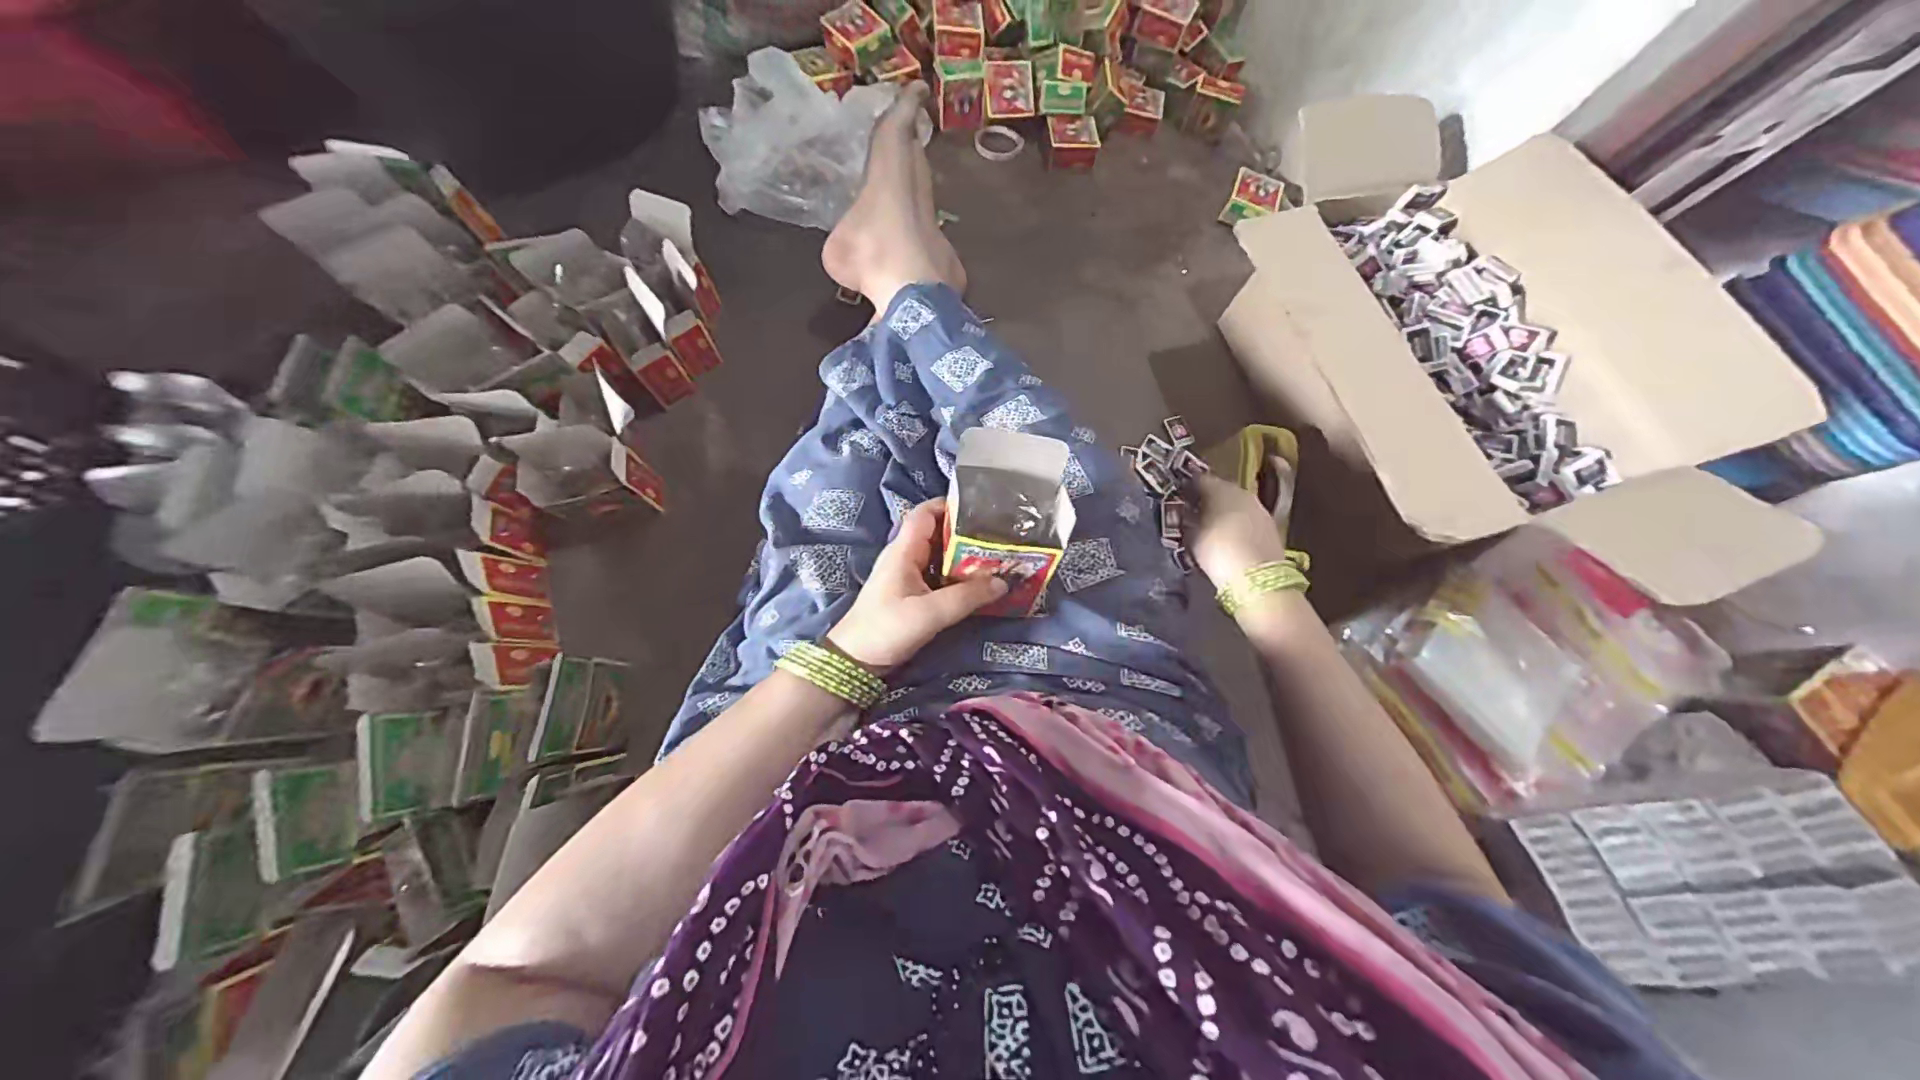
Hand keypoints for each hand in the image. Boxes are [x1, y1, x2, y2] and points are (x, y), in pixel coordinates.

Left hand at [828, 498, 1006, 668]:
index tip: (981, 510)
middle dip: (965, 534)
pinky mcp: (910, 595)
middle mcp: (904, 557)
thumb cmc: (886, 629)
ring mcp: (906, 576)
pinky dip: (956, 576)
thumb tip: (1003, 582)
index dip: (950, 506)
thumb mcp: (930, 613)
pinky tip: (977, 584)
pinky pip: (937, 576)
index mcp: (903, 551)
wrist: (854, 661)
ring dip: (963, 557)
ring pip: (939, 556)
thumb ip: (967, 597)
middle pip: (937, 533)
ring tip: (995, 559)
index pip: (925, 513)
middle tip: (997, 538)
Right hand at [1186, 474, 1291, 589]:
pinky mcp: (1270, 525)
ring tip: (1210, 526)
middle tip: (1192, 512)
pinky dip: (1237, 522)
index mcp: (1219, 488)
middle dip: (1206, 498)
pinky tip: (1230, 537)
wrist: (1257, 577)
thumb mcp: (1191, 535)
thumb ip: (1186, 519)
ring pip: (1235, 503)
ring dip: (1223, 511)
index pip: (1198, 479)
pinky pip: (1247, 517)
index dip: (1186, 487)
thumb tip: (1184, 511)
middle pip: (1220, 489)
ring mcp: (1258, 507)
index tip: (1177, 497)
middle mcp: (1241, 492)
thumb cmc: (1217, 551)